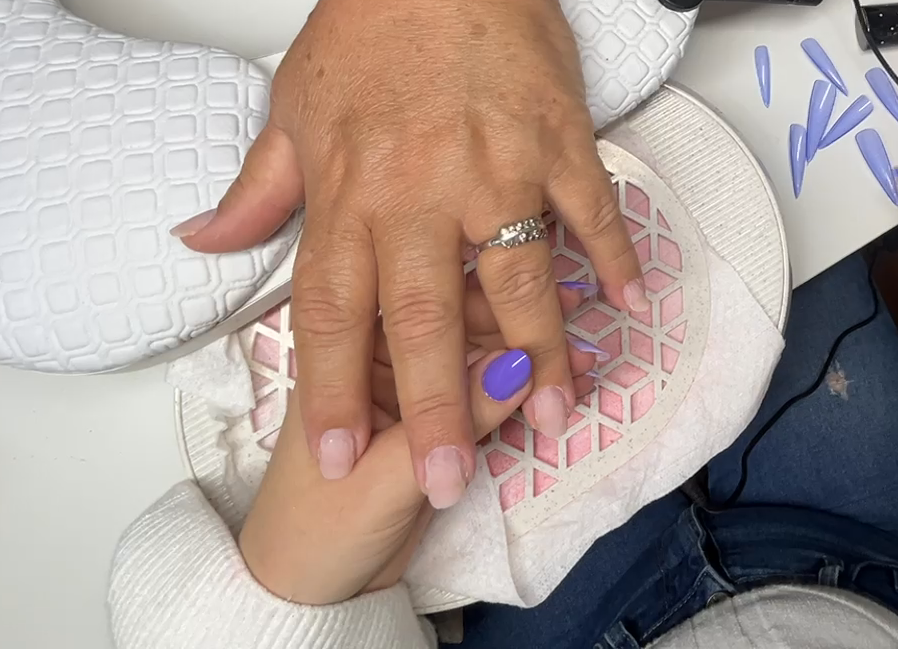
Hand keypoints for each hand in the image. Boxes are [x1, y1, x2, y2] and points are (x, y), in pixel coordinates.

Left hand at [176, 0, 644, 507]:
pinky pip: (591, 208)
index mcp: (352, 186)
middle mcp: (424, 188)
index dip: (335, 389)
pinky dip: (614, 256)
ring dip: (542, 354)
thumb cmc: (372, 25)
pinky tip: (631, 303)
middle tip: (454, 479)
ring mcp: (501, 164)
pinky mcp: (559, 137)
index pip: (336, 310)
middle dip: (441, 405)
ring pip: (521, 276)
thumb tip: (204, 244)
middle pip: (428, 315)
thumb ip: (258, 187)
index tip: (342, 455)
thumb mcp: (295, 100)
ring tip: (558, 416)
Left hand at [240, 291, 606, 604]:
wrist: (314, 598)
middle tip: (579, 315)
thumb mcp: (387, 478)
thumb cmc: (320, 533)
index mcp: (356, 356)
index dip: (490, 305)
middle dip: (524, 327)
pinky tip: (568, 380)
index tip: (545, 300)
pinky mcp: (448, 416)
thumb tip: (521, 367)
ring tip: (583, 357)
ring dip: (537, 357)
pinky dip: (531, 387)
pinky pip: (497, 392)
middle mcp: (393, 357)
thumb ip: (456, 422)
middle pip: (468, 329)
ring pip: (490, 358)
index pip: (429, 312)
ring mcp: (423, 387)